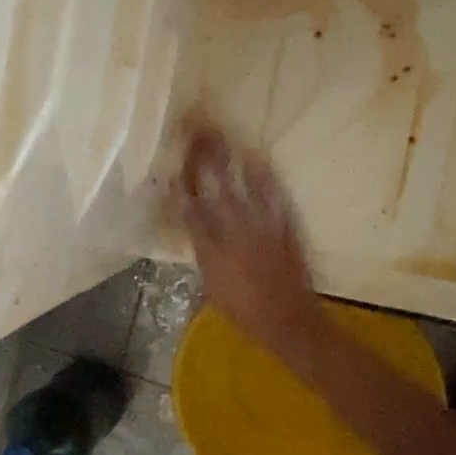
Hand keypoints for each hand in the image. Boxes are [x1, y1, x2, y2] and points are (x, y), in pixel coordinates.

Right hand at [176, 118, 321, 347]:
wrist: (289, 322)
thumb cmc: (245, 313)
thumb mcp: (211, 288)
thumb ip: (203, 256)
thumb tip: (196, 233)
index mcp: (209, 249)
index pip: (187, 210)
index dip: (176, 186)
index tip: (167, 165)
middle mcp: (233, 231)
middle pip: (213, 188)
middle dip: (201, 158)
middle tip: (193, 132)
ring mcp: (261, 226)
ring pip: (242, 185)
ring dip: (230, 159)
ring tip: (221, 135)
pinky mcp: (285, 226)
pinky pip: (273, 194)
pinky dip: (264, 175)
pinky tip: (258, 158)